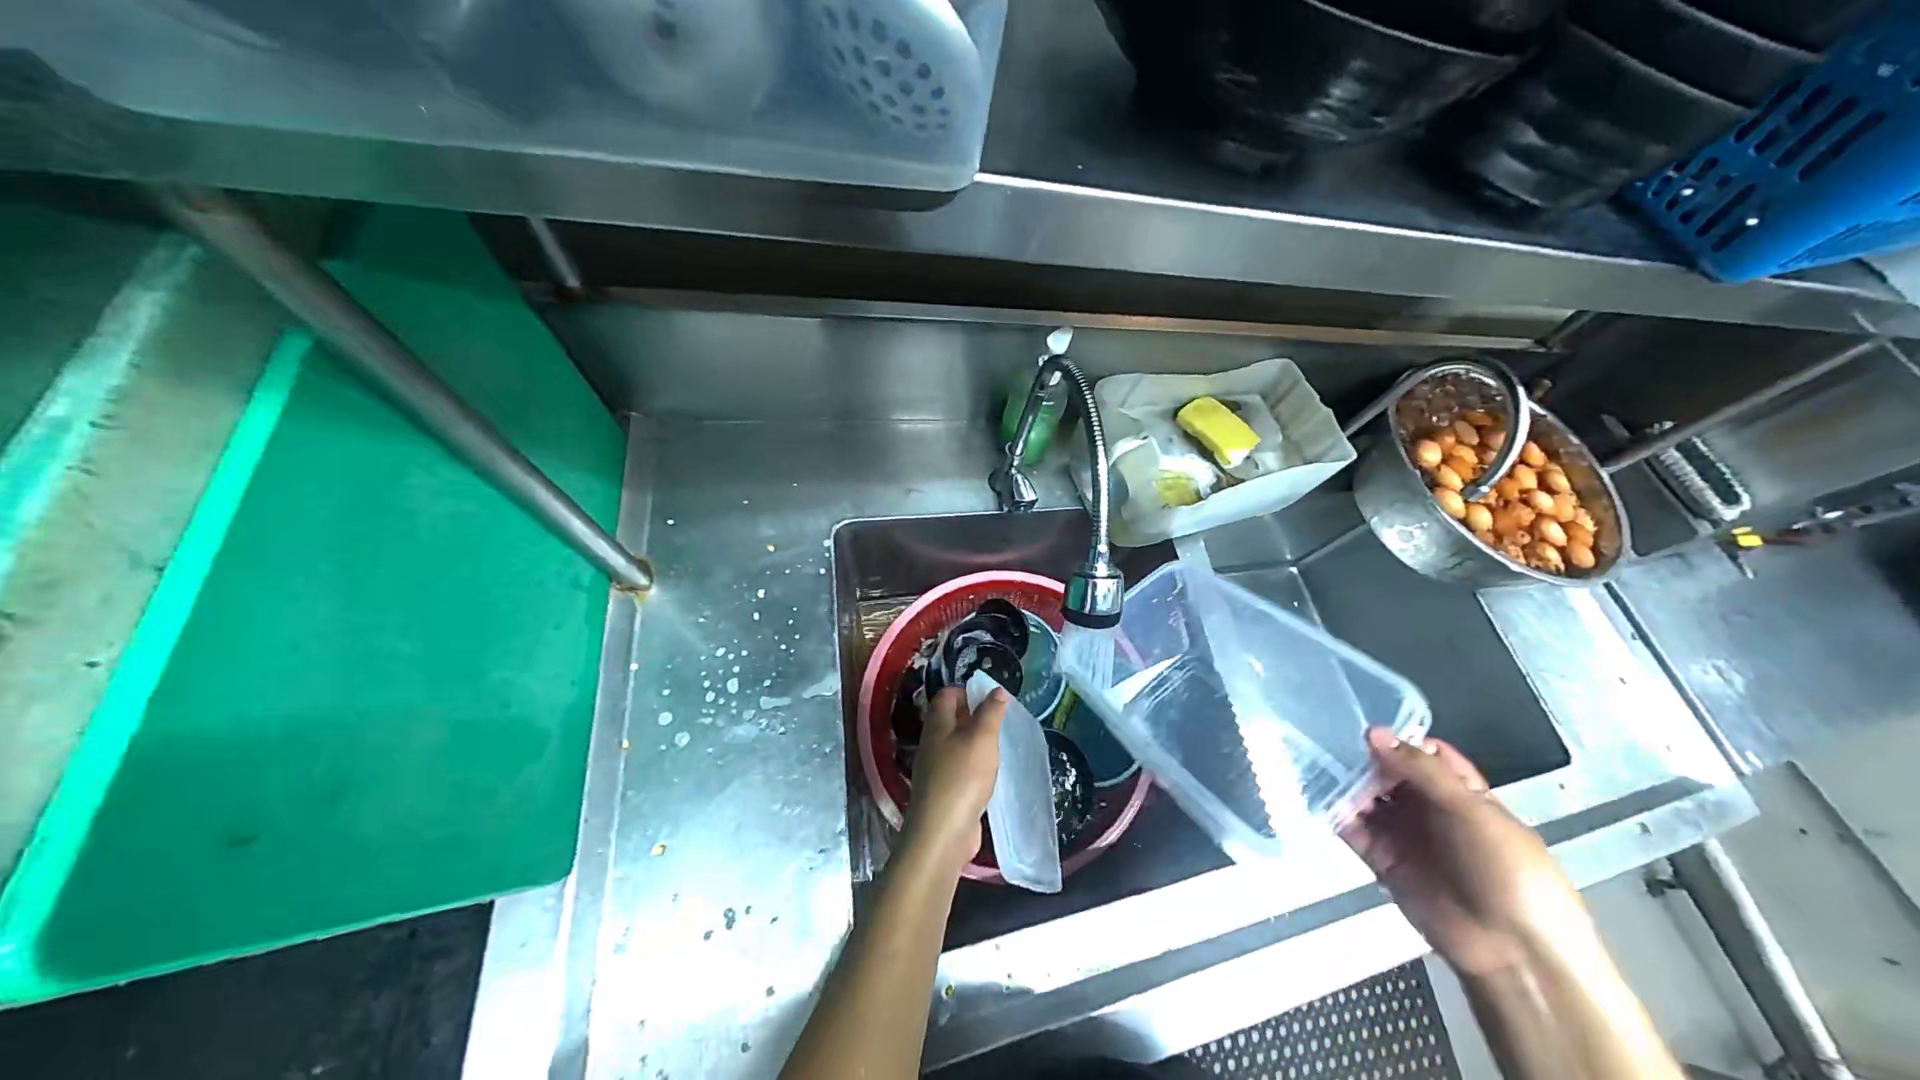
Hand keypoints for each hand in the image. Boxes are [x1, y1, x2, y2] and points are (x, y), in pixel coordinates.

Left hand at [905, 687, 1005, 869]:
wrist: (942, 831)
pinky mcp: (943, 790)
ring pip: (956, 744)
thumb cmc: (963, 776)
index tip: (992, 700)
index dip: (968, 691)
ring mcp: (935, 767)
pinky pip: (959, 768)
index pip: (947, 695)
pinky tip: (990, 774)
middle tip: (1000, 722)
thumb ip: (990, 713)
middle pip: (951, 719)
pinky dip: (974, 765)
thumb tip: (996, 690)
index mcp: (937, 723)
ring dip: (976, 743)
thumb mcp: (982, 738)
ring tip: (999, 746)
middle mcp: (932, 742)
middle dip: (975, 716)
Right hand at [1339, 728, 1594, 978]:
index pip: (1426, 756)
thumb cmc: (1507, 871)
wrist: (1512, 950)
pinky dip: (1338, 815)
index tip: (1367, 729)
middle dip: (1364, 761)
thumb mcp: (1472, 810)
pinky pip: (1354, 831)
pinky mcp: (1383, 861)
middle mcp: (1432, 812)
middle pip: (1390, 775)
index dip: (1399, 741)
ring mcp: (1407, 837)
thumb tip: (1374, 733)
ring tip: (1320, 768)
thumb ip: (1421, 770)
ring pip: (1369, 800)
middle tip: (1334, 745)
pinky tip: (1324, 799)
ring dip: (1347, 786)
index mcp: (1464, 794)